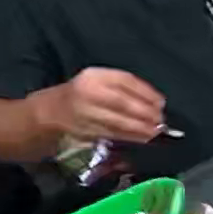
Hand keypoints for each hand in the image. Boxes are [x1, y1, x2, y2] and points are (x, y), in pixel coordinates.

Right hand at [30, 68, 164, 143]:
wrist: (51, 111)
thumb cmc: (84, 95)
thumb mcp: (100, 83)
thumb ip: (124, 88)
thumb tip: (156, 102)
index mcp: (94, 75)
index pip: (125, 80)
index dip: (146, 92)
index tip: (161, 102)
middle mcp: (89, 91)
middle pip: (122, 101)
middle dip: (145, 112)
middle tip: (161, 119)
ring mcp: (86, 111)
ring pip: (119, 120)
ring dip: (141, 127)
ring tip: (156, 131)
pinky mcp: (87, 129)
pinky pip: (114, 133)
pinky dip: (132, 136)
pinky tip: (144, 138)